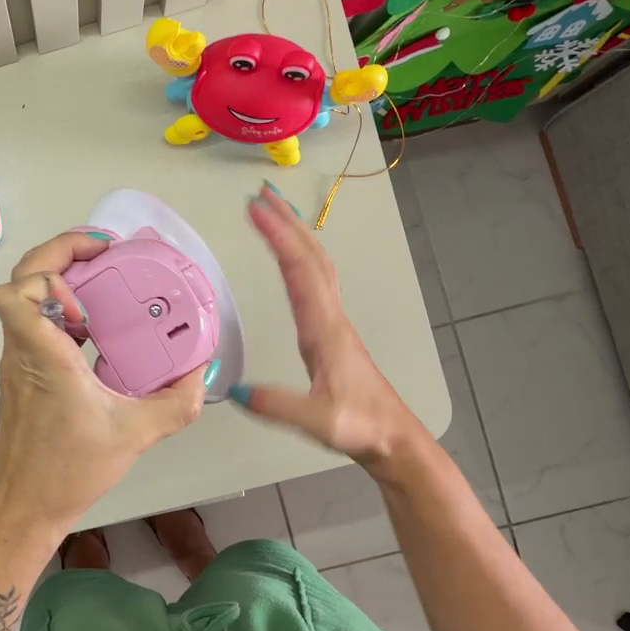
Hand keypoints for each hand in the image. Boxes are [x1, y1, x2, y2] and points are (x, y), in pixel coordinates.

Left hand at [0, 232, 207, 529]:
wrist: (24, 506)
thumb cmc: (68, 472)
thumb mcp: (136, 434)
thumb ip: (177, 401)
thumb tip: (201, 370)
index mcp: (45, 357)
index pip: (18, 292)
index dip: (51, 271)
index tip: (90, 281)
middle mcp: (22, 351)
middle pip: (19, 279)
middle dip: (59, 255)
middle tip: (103, 254)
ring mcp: (16, 362)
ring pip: (22, 300)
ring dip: (59, 284)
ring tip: (104, 285)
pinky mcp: (20, 375)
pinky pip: (31, 324)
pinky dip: (58, 312)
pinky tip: (94, 330)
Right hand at [230, 185, 423, 474]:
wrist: (394, 436)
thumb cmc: (359, 426)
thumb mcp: (316, 420)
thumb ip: (276, 405)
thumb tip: (235, 390)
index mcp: (324, 330)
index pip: (300, 272)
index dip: (278, 237)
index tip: (255, 209)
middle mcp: (331, 318)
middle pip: (311, 257)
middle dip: (286, 222)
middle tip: (260, 194)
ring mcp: (335, 323)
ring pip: (318, 265)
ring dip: (297, 234)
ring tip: (275, 213)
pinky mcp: (334, 332)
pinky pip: (317, 281)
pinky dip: (302, 257)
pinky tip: (293, 258)